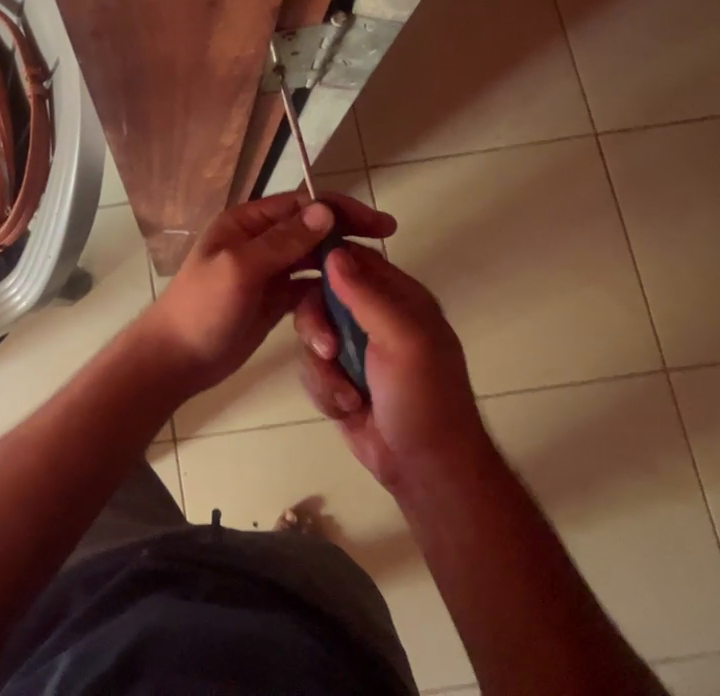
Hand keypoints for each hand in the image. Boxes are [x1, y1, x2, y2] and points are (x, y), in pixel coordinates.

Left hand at [137, 192, 395, 392]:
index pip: (302, 205)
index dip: (341, 210)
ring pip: (313, 263)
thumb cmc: (202, 308)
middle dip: (347, 239)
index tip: (378, 224)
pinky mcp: (273, 302)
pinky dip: (324, 299)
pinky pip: (307, 292)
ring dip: (337, 273)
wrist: (177, 359)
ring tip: (371, 284)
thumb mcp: (240, 269)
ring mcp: (267, 272)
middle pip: (313, 231)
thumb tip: (325, 210)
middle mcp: (259, 242)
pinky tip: (346, 310)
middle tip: (385, 250)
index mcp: (246, 223)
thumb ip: (283, 241)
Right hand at [296, 243, 487, 493]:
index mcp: (399, 299)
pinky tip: (347, 408)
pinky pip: (311, 370)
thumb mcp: (404, 339)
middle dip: (316, 326)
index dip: (323, 259)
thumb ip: (368, 294)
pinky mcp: (339, 380)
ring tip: (347, 395)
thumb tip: (334, 251)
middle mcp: (375, 318)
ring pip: (310, 337)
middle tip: (327, 350)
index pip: (353, 259)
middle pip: (320, 297)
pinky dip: (325, 391)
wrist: (424, 467)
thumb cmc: (424, 397)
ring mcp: (356, 351)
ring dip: (323, 369)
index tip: (295, 267)